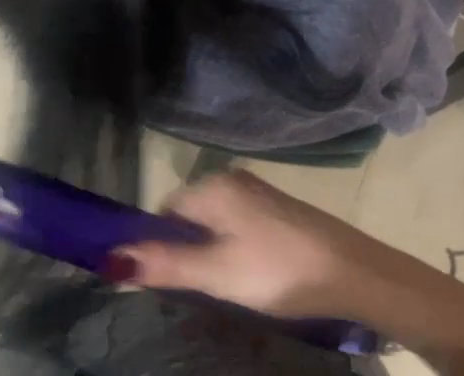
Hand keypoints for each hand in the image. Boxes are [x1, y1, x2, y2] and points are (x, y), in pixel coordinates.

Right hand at [114, 171, 395, 320]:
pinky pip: (236, 223)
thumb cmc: (278, 270)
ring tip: (230, 284)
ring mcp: (256, 191)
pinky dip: (234, 247)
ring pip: (213, 221)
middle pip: (187, 214)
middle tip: (205, 286)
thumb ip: (165, 263)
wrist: (353, 272)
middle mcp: (230, 177)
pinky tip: (253, 273)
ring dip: (211, 250)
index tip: (171, 279)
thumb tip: (110, 258)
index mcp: (212, 185)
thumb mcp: (216, 273)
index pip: (163, 210)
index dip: (159, 245)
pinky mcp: (276, 207)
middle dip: (187, 249)